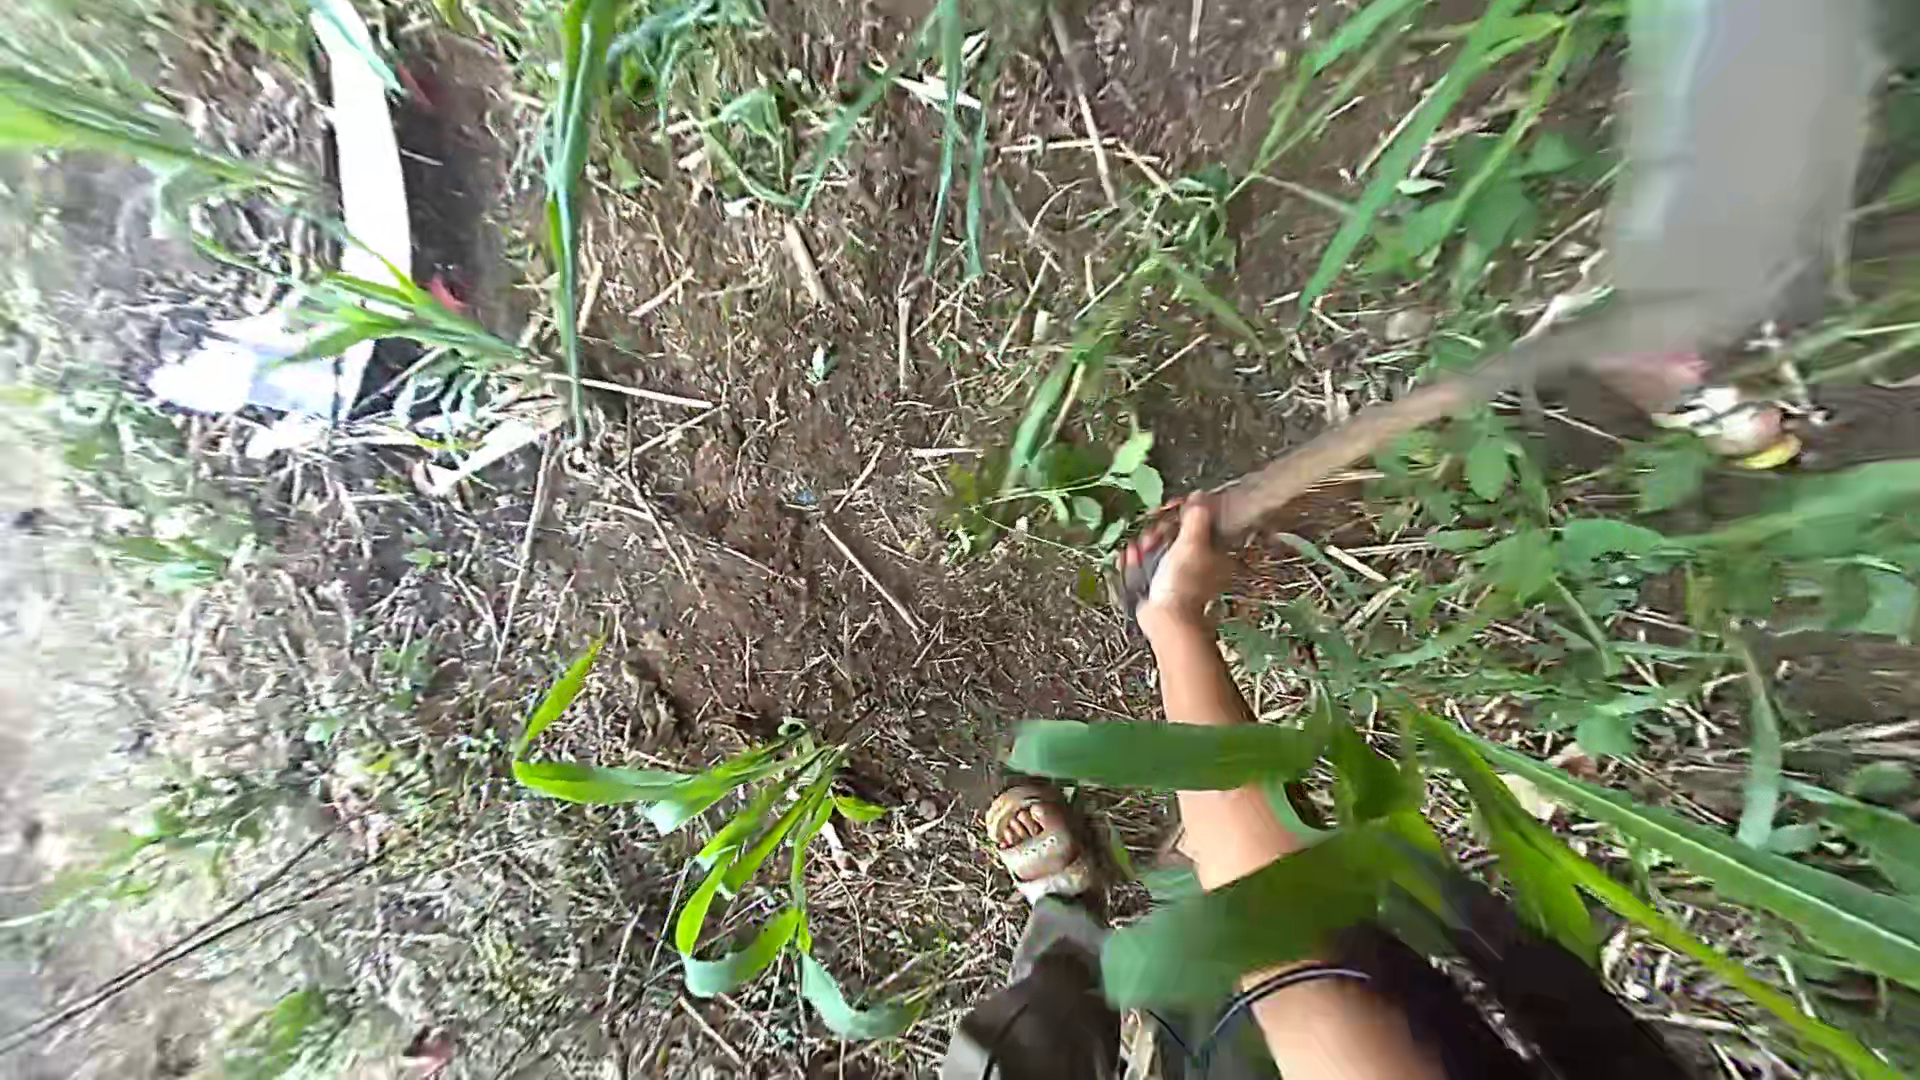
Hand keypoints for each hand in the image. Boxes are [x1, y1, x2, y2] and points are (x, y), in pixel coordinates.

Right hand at [1124, 496, 1230, 642]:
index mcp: (1214, 552)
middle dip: (1157, 532)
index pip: (1199, 523)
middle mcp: (1197, 562)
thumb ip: (1197, 517)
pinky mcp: (1158, 584)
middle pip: (1175, 535)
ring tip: (1136, 550)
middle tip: (1150, 537)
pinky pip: (1146, 564)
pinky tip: (1129, 558)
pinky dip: (1136, 560)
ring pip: (1158, 548)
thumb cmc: (1183, 580)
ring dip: (1143, 545)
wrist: (1166, 617)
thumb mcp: (1193, 543)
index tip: (1166, 511)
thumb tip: (1199, 494)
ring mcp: (1177, 574)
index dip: (1181, 514)